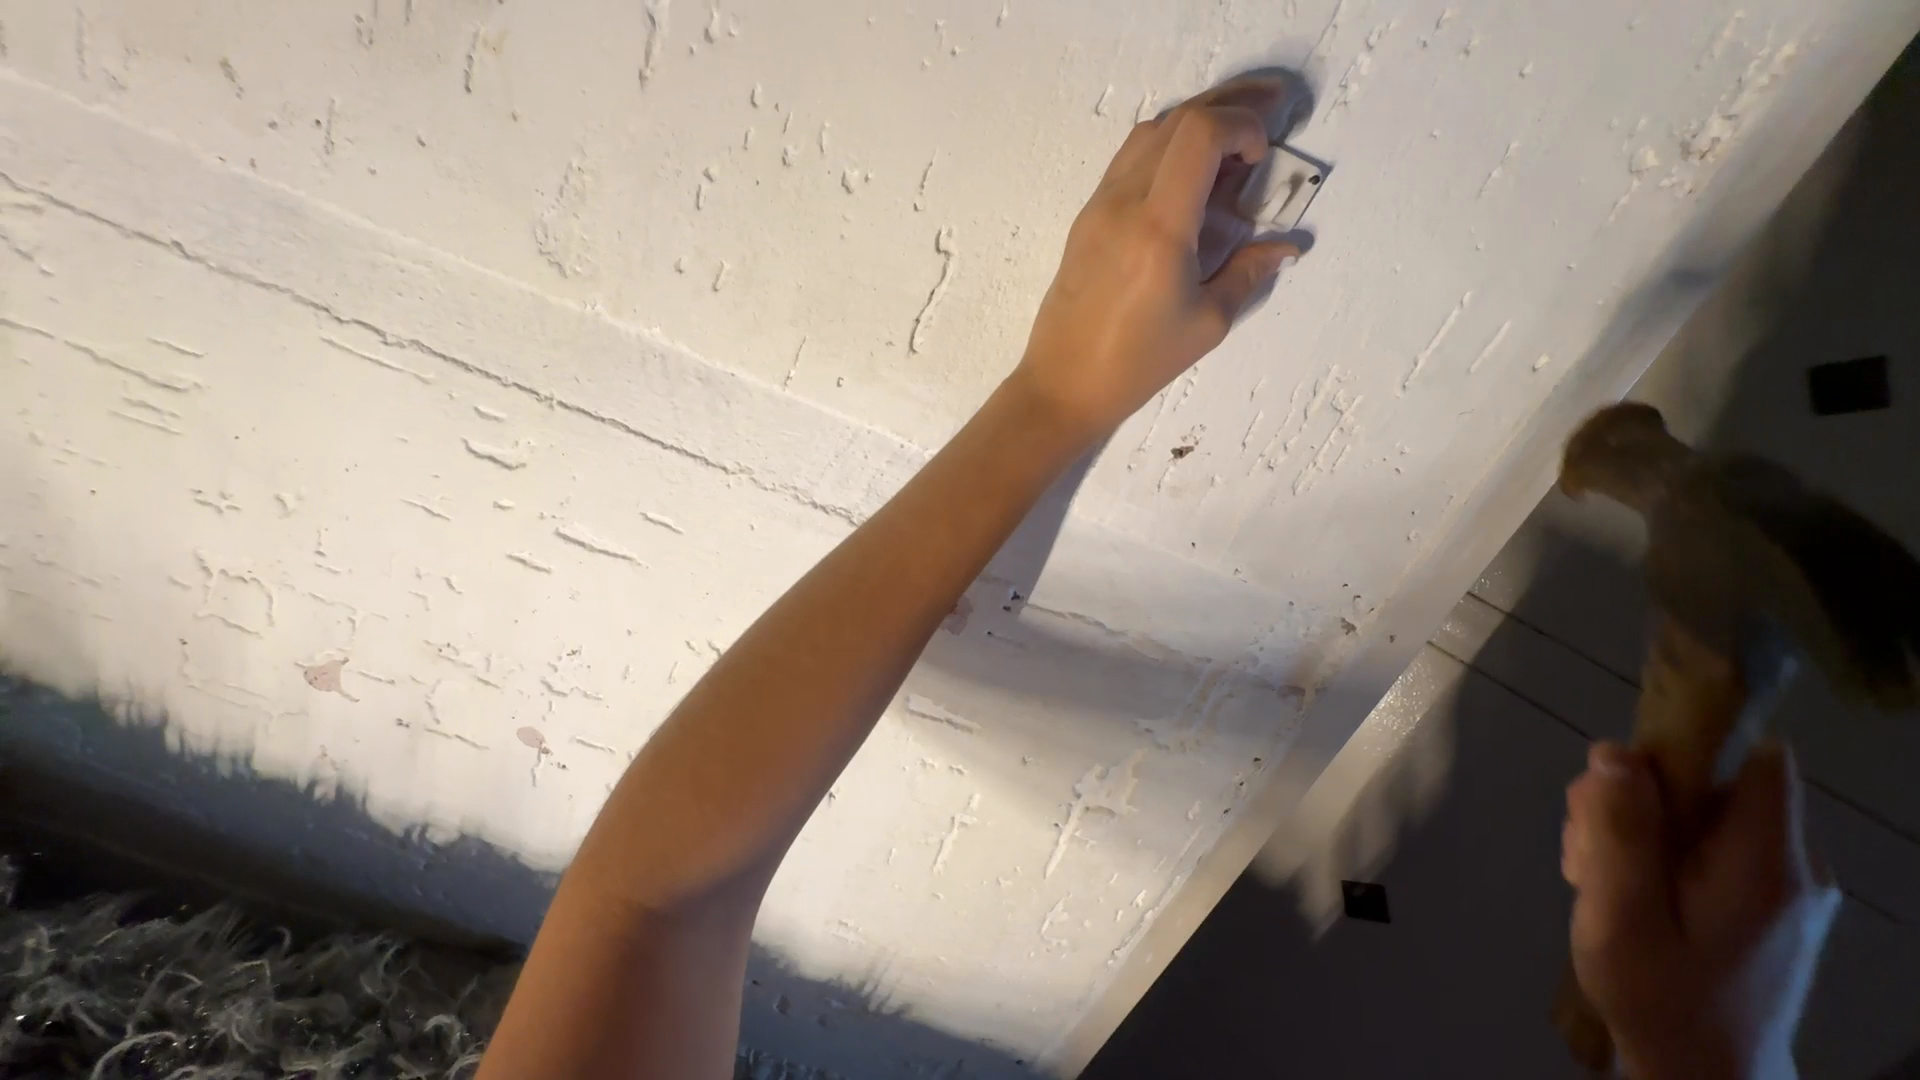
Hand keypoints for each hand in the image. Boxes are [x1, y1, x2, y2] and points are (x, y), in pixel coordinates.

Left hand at [1015, 76, 1303, 440]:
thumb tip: (1285, 246)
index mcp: (1158, 228)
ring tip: (1234, 145)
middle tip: (1271, 115)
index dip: (1242, 123)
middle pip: (1177, 120)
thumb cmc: (1136, 363)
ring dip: (1195, 124)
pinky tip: (1191, 177)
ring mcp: (1098, 208)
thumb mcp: (1207, 324)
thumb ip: (1249, 273)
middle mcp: (1123, 204)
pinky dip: (1166, 150)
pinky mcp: (1085, 221)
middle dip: (1230, 106)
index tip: (1263, 155)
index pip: (1199, 132)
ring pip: (1148, 134)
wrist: (1063, 384)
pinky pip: (1128, 162)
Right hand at [1562, 741, 1839, 1079]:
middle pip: (1704, 784)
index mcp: (1765, 865)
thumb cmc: (1659, 997)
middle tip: (1589, 852)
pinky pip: (1696, 844)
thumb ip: (1620, 831)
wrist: (1703, 1078)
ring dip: (1628, 829)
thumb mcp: (1619, 913)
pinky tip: (1619, 892)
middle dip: (1630, 799)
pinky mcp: (1758, 901)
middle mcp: (1786, 865)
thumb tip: (1615, 751)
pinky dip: (1648, 853)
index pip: (1755, 760)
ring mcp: (1775, 884)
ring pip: (1689, 811)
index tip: (1625, 778)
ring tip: (1598, 882)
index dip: (1688, 747)